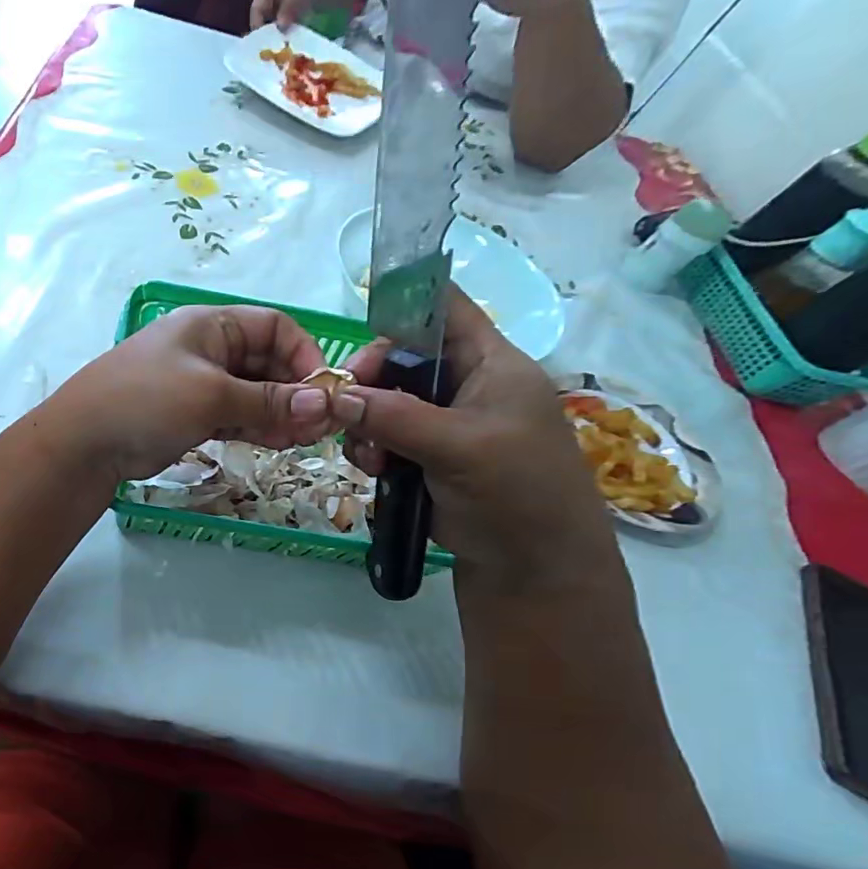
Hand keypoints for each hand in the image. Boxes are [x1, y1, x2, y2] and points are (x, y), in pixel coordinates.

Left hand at [47, 305, 341, 480]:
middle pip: (267, 363)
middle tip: (319, 427)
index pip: (274, 327)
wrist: (85, 442)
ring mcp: (198, 384)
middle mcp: (208, 349)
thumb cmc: (147, 401)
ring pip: (253, 393)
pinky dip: (257, 427)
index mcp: (211, 325)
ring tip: (303, 441)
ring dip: (280, 414)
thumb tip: (324, 404)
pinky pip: (236, 415)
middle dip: (295, 392)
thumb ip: (268, 400)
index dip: (304, 354)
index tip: (322, 391)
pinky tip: (278, 444)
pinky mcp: (191, 415)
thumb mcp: (211, 394)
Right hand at [330, 289, 612, 574]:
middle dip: (369, 379)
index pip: (448, 311)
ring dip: (365, 421)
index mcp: (493, 365)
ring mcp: (446, 423)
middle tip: (344, 404)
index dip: (408, 300)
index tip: (359, 319)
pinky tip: (372, 468)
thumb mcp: (457, 445)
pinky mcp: (428, 456)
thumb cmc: (516, 492)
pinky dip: (371, 447)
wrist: (534, 568)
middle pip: (403, 359)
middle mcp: (467, 386)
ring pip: (386, 401)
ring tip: (367, 453)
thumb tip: (333, 394)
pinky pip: (385, 436)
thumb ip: (393, 415)